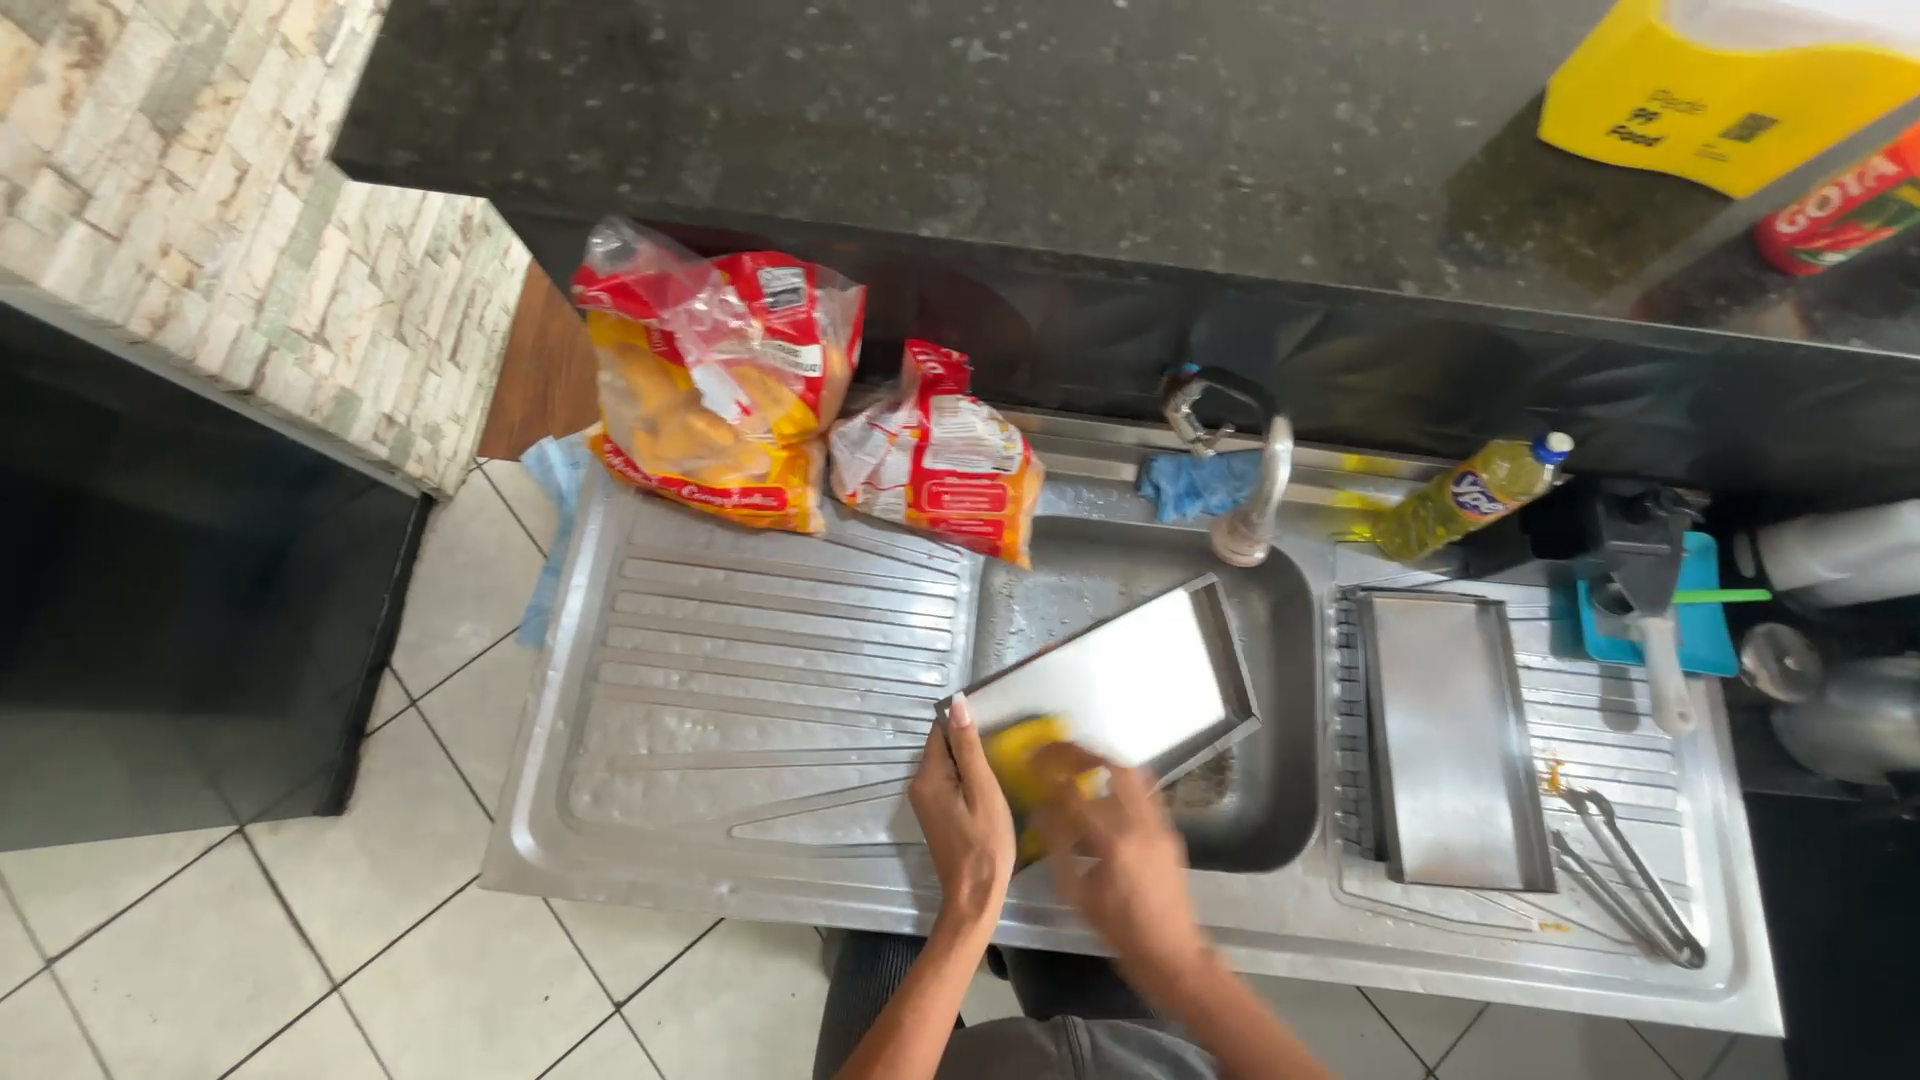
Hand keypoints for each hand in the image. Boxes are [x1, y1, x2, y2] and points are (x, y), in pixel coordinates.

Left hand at [909, 693, 1015, 931]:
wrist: (975, 895)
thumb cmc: (985, 842)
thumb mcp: (983, 789)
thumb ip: (968, 746)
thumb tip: (957, 703)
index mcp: (927, 775)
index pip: (940, 729)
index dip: (964, 723)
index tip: (993, 727)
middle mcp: (918, 784)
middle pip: (943, 746)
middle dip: (969, 743)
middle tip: (1002, 750)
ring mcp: (925, 800)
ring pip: (948, 764)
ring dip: (970, 762)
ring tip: (1000, 767)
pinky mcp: (935, 813)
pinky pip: (949, 782)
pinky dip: (967, 779)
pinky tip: (989, 789)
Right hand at [1032, 743, 1211, 996]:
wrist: (1172, 953)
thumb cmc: (1119, 930)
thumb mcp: (1078, 895)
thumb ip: (1058, 849)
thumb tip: (1041, 814)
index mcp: (1112, 844)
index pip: (1075, 794)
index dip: (1050, 775)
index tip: (1033, 762)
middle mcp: (1139, 825)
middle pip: (1112, 768)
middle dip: (1081, 752)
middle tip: (1058, 749)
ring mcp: (1159, 825)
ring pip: (1134, 774)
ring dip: (1105, 760)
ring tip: (1081, 759)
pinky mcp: (1170, 830)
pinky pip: (1147, 791)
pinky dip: (1125, 780)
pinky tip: (1108, 786)